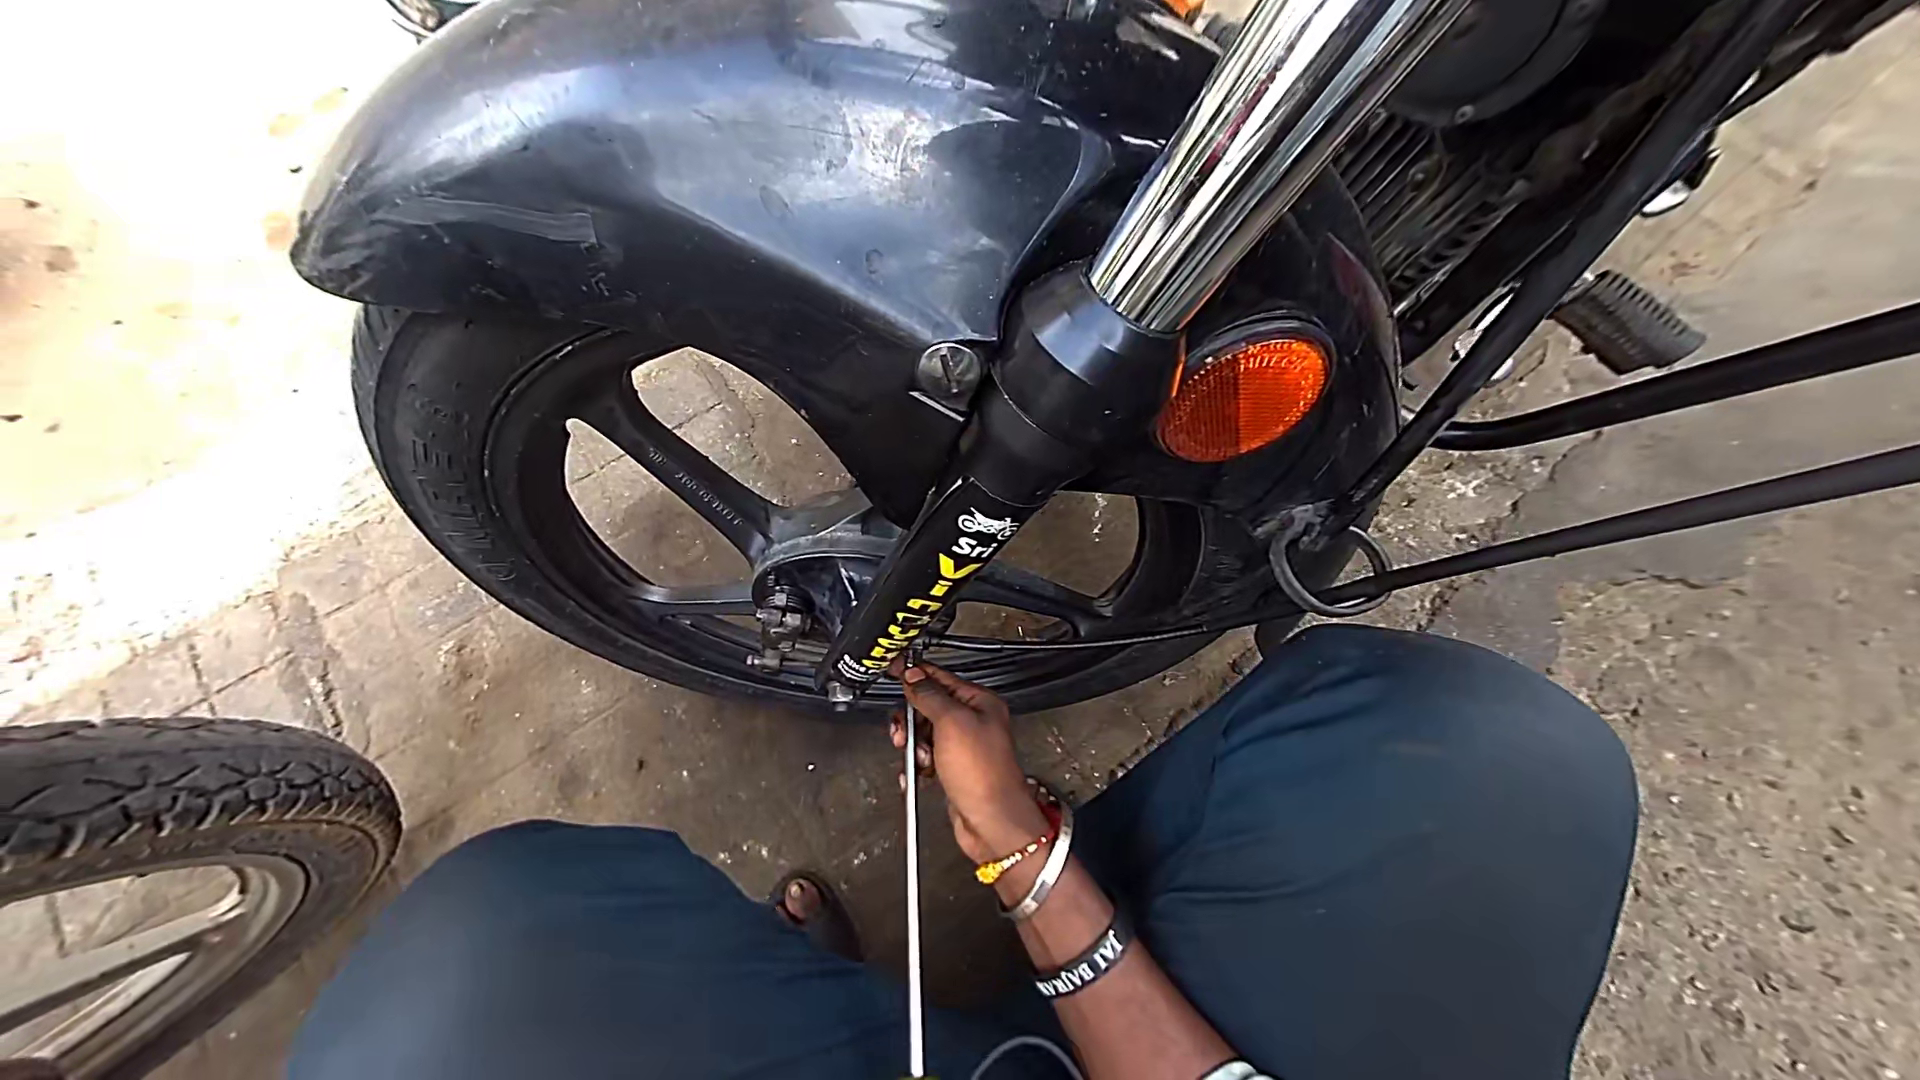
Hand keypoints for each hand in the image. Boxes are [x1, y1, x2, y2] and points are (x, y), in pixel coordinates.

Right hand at [889, 660, 1050, 864]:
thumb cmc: (984, 774)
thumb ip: (930, 696)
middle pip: (929, 706)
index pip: (941, 678)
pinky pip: (925, 756)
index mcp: (979, 702)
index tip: (895, 669)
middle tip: (905, 731)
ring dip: (915, 745)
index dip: (916, 674)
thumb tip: (914, 676)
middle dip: (912, 719)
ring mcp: (962, 746)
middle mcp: (973, 721)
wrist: (990, 821)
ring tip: (919, 757)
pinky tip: (919, 771)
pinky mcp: (953, 768)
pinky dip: (917, 763)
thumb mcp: (951, 723)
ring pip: (924, 732)